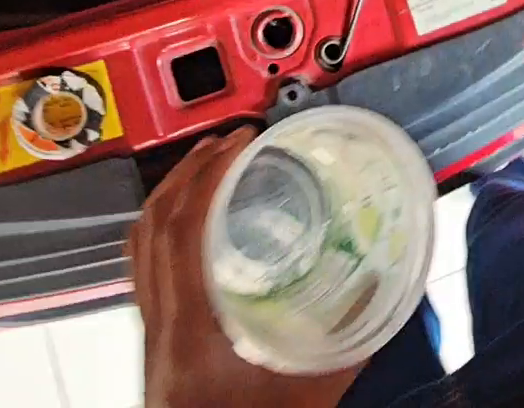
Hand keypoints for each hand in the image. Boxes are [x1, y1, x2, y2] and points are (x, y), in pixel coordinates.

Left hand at [129, 128, 363, 407]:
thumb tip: (384, 278)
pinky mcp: (151, 342)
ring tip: (207, 167)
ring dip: (171, 194)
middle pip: (153, 226)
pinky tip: (193, 223)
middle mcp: (158, 326)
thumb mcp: (313, 392)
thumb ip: (351, 335)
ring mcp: (148, 334)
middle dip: (189, 170)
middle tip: (227, 142)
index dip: (210, 173)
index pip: (184, 228)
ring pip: (139, 244)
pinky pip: (142, 266)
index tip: (242, 142)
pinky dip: (163, 227)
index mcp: (191, 330)